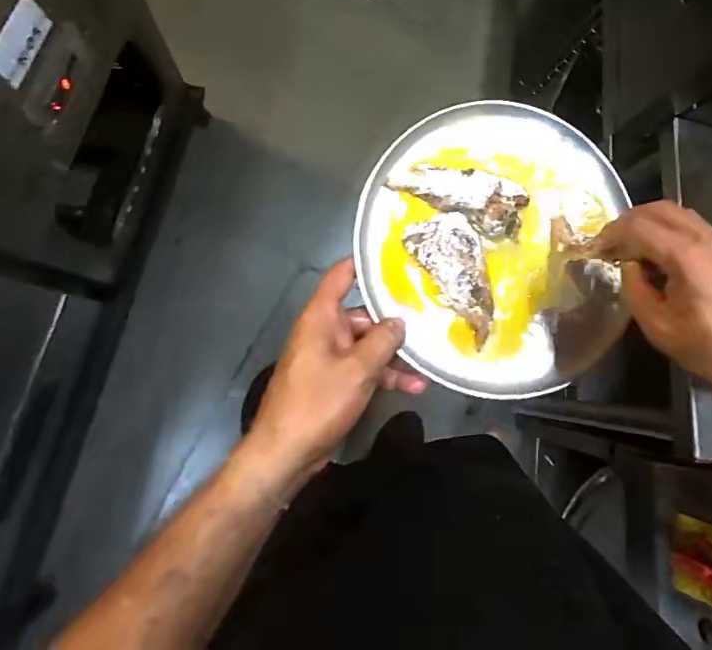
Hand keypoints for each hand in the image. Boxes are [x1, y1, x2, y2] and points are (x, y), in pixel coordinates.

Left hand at [242, 258, 426, 487]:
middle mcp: (323, 331)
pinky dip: (384, 375)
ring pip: (367, 345)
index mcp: (321, 318)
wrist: (283, 456)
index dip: (364, 262)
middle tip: (427, 322)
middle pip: (363, 315)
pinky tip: (412, 386)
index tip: (394, 257)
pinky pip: (363, 368)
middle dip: (394, 323)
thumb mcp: (358, 369)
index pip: (341, 276)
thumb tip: (400, 321)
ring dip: (394, 356)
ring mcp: (328, 358)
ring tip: (426, 366)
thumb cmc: (317, 403)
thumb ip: (383, 340)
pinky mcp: (332, 382)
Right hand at [595, 201, 711, 411]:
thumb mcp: (660, 328)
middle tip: (612, 242)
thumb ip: (635, 289)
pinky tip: (663, 255)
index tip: (597, 247)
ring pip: (680, 214)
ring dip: (652, 222)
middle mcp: (711, 240)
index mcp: (691, 259)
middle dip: (630, 220)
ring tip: (634, 247)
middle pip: (661, 209)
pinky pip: (696, 226)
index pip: (641, 227)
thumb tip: (629, 264)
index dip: (613, 233)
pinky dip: (672, 230)